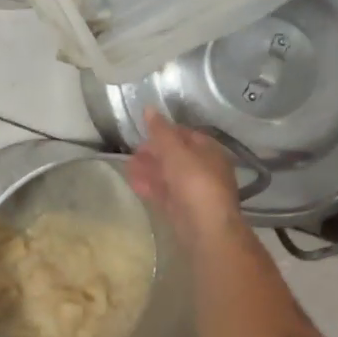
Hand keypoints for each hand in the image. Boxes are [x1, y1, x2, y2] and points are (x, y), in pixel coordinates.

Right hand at [126, 109, 245, 244]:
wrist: (205, 228)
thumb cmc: (194, 182)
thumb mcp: (175, 151)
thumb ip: (160, 131)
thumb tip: (149, 108)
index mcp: (209, 152)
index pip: (186, 135)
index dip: (165, 131)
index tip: (144, 133)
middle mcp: (205, 169)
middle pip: (176, 155)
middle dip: (153, 152)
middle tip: (133, 152)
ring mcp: (194, 190)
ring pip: (168, 175)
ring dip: (148, 169)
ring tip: (128, 167)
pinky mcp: (184, 208)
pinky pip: (164, 192)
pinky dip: (150, 186)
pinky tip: (134, 183)